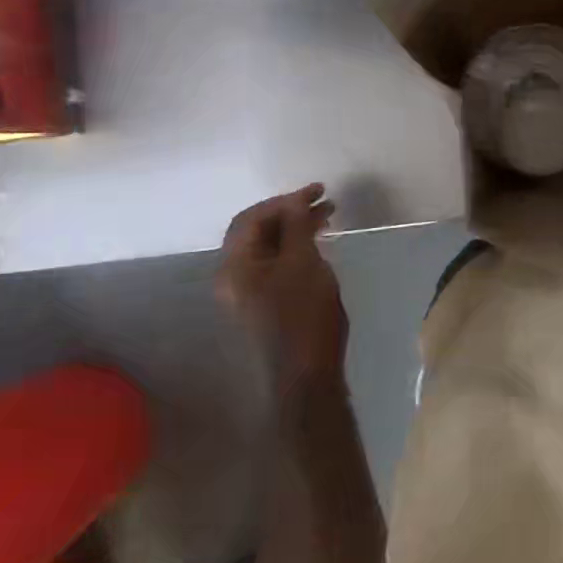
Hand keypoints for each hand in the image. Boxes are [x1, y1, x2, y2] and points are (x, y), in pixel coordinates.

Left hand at [219, 184, 347, 380]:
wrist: (307, 370)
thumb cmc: (304, 313)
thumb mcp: (303, 263)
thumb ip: (296, 227)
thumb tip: (294, 200)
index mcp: (236, 264)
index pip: (252, 218)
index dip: (284, 200)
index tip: (318, 191)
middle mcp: (234, 276)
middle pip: (257, 231)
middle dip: (290, 212)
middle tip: (324, 201)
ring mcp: (248, 292)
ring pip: (269, 248)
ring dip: (295, 229)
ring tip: (328, 218)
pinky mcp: (266, 303)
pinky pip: (276, 264)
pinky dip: (296, 248)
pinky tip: (317, 246)